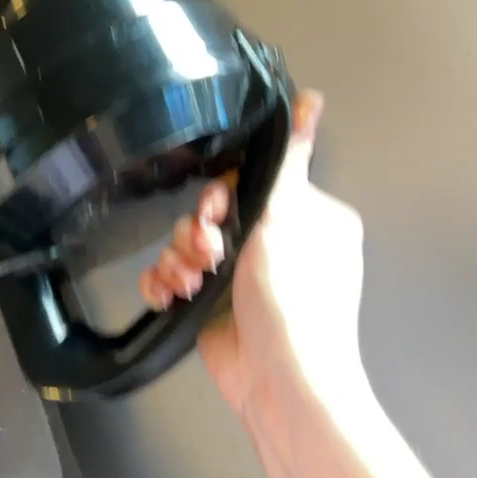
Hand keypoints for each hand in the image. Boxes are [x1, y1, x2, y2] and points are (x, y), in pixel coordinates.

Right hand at [138, 91, 367, 422]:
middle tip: (205, 254)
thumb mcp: (287, 219)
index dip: (220, 197)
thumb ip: (286, 162)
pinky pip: (172, 279)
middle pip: (208, 217)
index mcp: (304, 221)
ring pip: (185, 248)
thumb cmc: (292, 297)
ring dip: (177, 263)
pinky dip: (165, 286)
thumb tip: (311, 99)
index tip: (214, 212)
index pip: (247, 187)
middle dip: (195, 235)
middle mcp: (272, 247)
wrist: (279, 378)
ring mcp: (239, 280)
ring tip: (189, 284)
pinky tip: (169, 296)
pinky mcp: (210, 306)